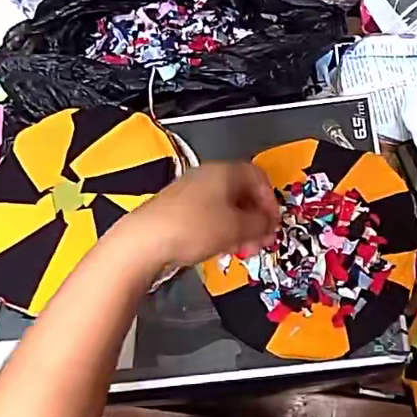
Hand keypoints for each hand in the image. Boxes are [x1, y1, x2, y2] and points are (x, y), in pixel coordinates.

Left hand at [115, 162, 280, 270]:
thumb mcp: (238, 227)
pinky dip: (220, 229)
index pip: (259, 178)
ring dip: (239, 226)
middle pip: (242, 193)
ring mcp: (190, 191)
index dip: (270, 201)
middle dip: (255, 217)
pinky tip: (221, 246)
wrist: (144, 242)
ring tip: (242, 246)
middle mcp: (207, 176)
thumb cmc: (187, 227)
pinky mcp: (178, 209)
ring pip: (226, 206)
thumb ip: (261, 224)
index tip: (273, 221)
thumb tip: (268, 224)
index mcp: (225, 171)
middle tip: (261, 236)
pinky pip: (208, 215)